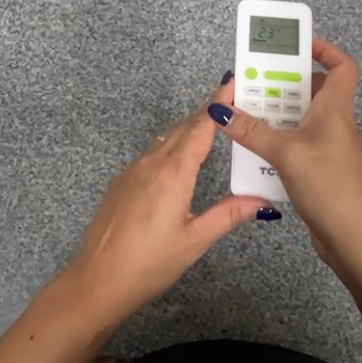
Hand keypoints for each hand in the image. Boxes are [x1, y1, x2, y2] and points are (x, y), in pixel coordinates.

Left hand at [61, 76, 274, 323]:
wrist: (97, 280)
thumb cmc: (148, 264)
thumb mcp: (195, 240)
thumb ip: (229, 215)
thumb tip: (264, 202)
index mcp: (173, 173)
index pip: (200, 127)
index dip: (217, 103)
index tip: (231, 83)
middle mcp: (151, 163)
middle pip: (183, 127)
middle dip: (206, 112)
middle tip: (230, 102)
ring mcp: (133, 170)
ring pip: (166, 139)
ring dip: (188, 129)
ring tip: (211, 128)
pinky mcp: (121, 181)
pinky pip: (151, 153)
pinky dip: (170, 147)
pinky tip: (179, 160)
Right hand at [209, 38, 361, 262]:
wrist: (353, 239)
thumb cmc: (329, 186)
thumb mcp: (286, 153)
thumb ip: (252, 131)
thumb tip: (221, 111)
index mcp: (335, 108)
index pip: (342, 65)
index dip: (324, 49)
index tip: (297, 45)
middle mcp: (334, 122)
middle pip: (312, 90)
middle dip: (282, 83)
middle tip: (254, 81)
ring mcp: (327, 147)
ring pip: (300, 117)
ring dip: (275, 113)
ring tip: (247, 111)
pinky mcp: (318, 168)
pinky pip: (294, 142)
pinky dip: (275, 140)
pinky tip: (253, 148)